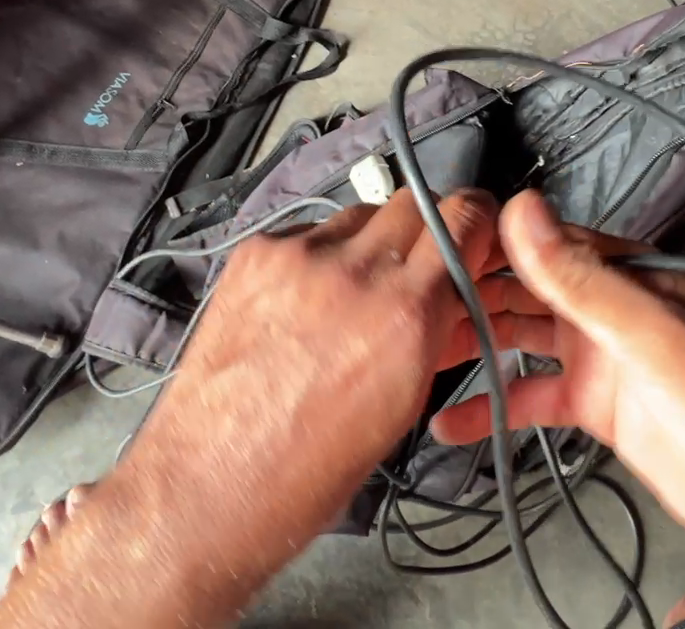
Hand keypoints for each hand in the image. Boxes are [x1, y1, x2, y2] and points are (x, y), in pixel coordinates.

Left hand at [123, 187, 508, 568]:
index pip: (465, 219)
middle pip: (417, 201)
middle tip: (417, 263)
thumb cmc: (307, 468)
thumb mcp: (403, 404)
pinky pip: (311, 232)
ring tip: (353, 289)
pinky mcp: (256, 255)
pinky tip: (307, 298)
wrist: (208, 482)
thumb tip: (459, 292)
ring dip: (372, 241)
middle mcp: (356, 274)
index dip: (477, 223)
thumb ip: (438, 332)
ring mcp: (300, 258)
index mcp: (406, 318)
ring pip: (363, 213)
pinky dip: (321, 256)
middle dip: (428, 228)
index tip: (474, 232)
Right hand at [430, 190, 684, 573]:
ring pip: (522, 339)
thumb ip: (582, 280)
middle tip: (416, 313)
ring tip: (422, 358)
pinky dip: (496, 408)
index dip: (487, 248)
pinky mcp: (596, 406)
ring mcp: (600, 358)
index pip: (542, 246)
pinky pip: (534, 397)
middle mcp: (607, 309)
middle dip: (471, 298)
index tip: (434, 258)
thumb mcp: (652, 338)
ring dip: (476, 347)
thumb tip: (525, 212)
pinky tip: (458, 421)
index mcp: (624, 276)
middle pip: (525, 291)